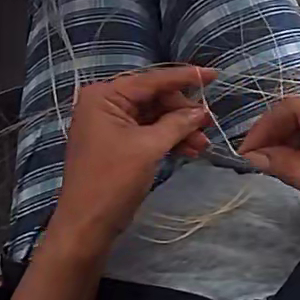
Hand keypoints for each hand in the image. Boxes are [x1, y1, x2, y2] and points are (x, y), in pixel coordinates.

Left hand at [48, 65, 216, 250]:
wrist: (86, 224)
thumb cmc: (112, 180)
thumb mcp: (148, 148)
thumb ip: (176, 124)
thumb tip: (199, 111)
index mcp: (103, 96)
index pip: (150, 80)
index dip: (183, 77)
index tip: (213, 75)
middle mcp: (102, 103)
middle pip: (152, 97)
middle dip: (181, 111)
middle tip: (207, 125)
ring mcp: (107, 124)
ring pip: (151, 116)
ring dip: (178, 128)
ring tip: (203, 144)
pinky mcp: (114, 143)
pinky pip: (145, 132)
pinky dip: (166, 139)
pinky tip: (190, 150)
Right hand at [239, 96, 299, 238]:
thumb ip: (291, 168)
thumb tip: (253, 156)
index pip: (295, 109)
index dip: (265, 128)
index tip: (246, 153)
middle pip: (297, 114)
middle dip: (273, 138)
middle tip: (256, 164)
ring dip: (284, 145)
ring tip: (274, 168)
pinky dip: (298, 150)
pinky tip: (292, 166)